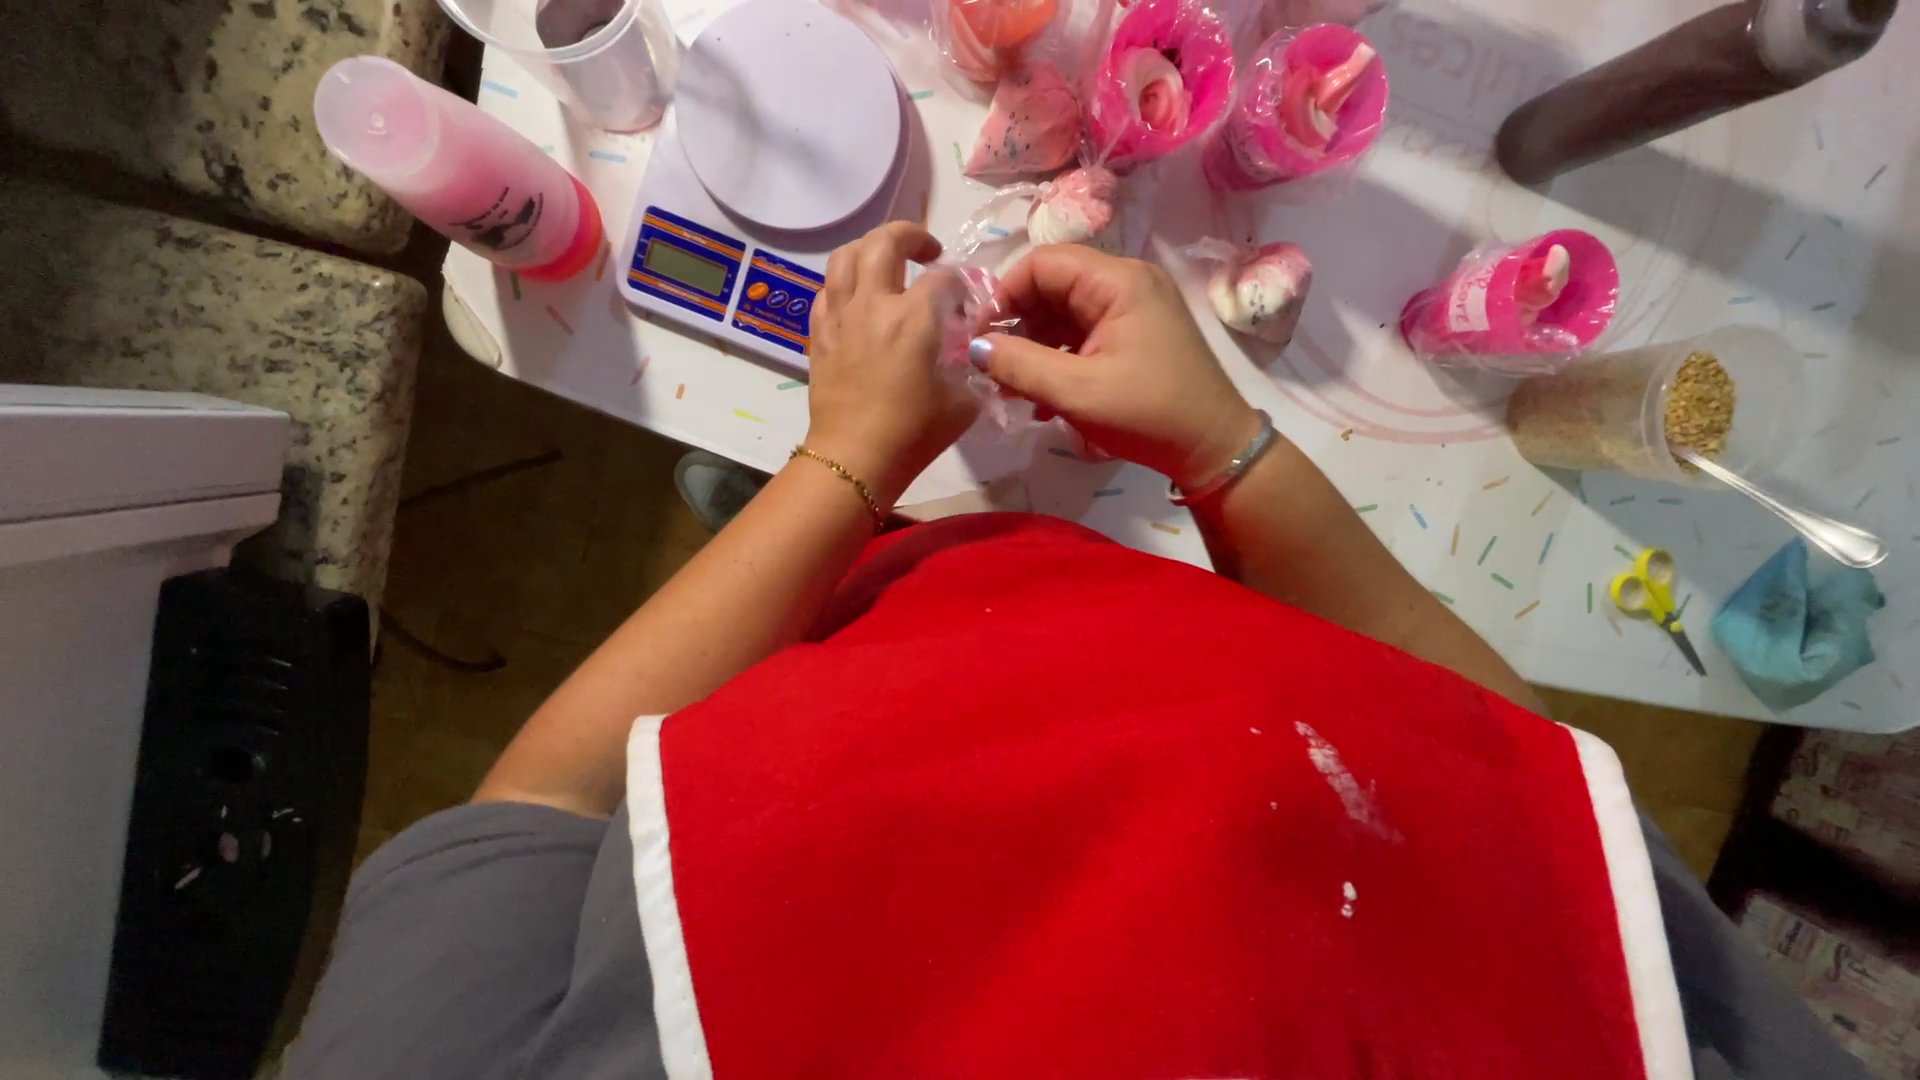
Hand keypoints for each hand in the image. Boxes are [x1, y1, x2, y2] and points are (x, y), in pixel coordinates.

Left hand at [805, 222, 979, 506]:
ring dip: (869, 249)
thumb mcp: (963, 403)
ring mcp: (840, 317)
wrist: (856, 459)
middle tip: (926, 252)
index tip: (964, 301)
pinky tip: (857, 301)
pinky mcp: (819, 335)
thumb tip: (972, 352)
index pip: (942, 278)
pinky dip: (844, 285)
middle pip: (884, 243)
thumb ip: (972, 367)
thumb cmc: (913, 434)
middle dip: (911, 236)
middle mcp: (873, 305)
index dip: (959, 283)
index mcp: (914, 318)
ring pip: (845, 256)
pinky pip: (827, 291)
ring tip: (885, 263)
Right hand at [975, 244, 1259, 489]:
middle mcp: (1126, 283)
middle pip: (1052, 286)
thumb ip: (1019, 365)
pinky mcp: (1133, 336)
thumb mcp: (1077, 392)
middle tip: (993, 368)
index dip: (1004, 295)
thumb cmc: (1148, 415)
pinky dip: (1057, 360)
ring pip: (1063, 313)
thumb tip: (973, 347)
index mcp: (1118, 282)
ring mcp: (1132, 310)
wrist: (1213, 448)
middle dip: (1017, 325)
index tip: (980, 338)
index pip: (1042, 263)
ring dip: (1033, 348)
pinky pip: (1082, 335)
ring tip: (1012, 389)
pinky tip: (1042, 397)